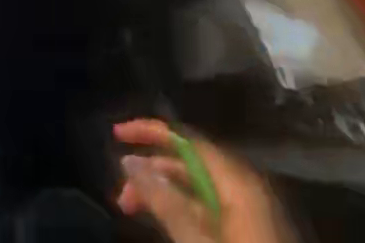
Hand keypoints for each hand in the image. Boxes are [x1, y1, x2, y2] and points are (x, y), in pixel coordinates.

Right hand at [113, 119, 293, 242]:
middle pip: (190, 163)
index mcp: (236, 181)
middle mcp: (243, 187)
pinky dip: (181, 211)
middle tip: (120, 195)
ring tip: (130, 208)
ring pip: (197, 188)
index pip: (187, 139)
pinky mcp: (247, 235)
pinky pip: (208, 209)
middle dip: (152, 170)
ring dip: (163, 193)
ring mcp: (248, 213)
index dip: (150, 132)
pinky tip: (162, 222)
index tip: (116, 135)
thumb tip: (130, 160)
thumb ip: (165, 202)